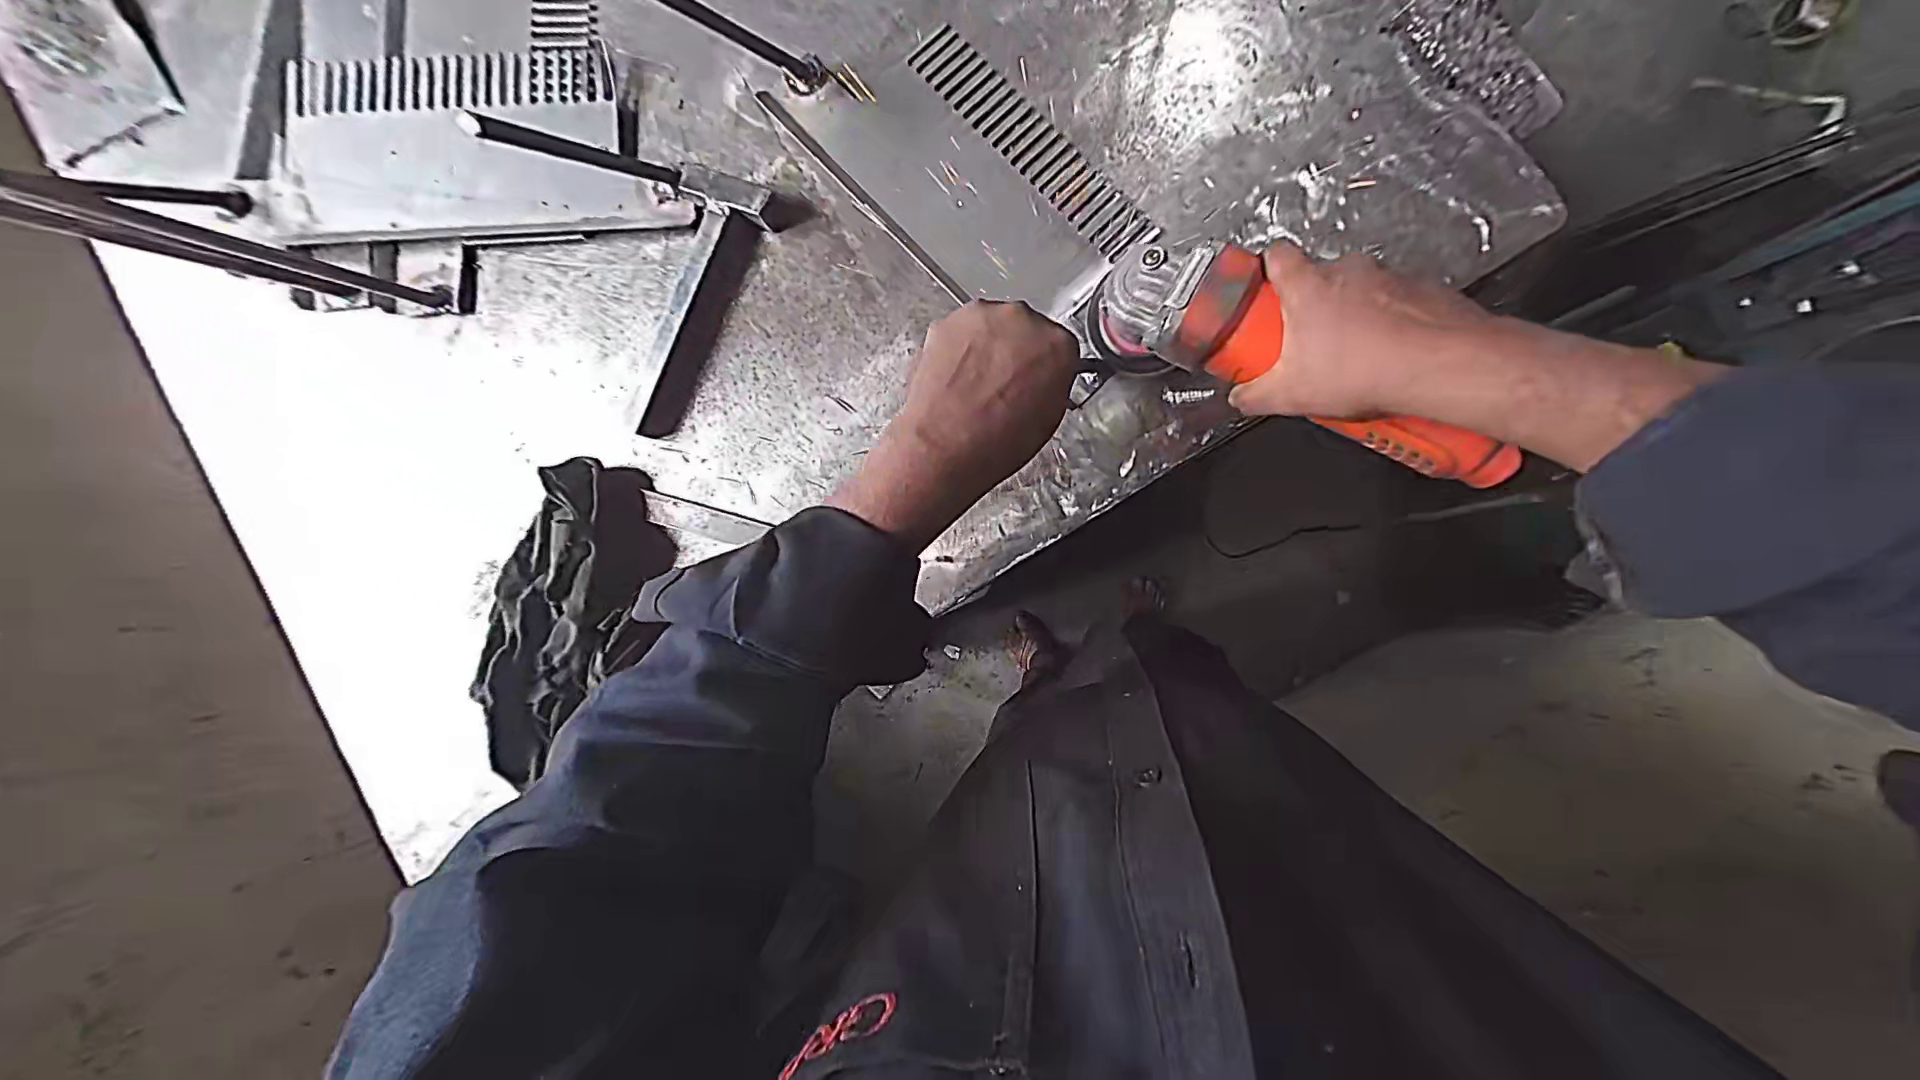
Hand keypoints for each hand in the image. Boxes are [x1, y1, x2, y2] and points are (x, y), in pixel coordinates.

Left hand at [830, 301, 1078, 549]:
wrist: (938, 451)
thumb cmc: (990, 448)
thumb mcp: (1044, 424)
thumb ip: (1051, 389)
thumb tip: (1043, 380)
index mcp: (1056, 347)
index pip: (1060, 347)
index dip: (1043, 371)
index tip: (1033, 383)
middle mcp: (1020, 321)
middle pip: (1024, 332)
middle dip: (1015, 356)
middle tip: (1002, 390)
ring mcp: (979, 318)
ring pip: (990, 331)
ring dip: (985, 353)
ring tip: (973, 392)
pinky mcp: (944, 325)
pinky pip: (961, 336)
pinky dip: (958, 354)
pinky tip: (954, 386)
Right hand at [1226, 243, 1504, 419]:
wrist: (1442, 368)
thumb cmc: (1369, 369)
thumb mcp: (1289, 395)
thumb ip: (1254, 395)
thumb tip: (1241, 398)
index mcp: (1309, 286)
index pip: (1276, 256)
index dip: (1264, 270)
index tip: (1259, 294)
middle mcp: (1349, 272)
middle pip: (1316, 280)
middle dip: (1305, 310)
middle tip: (1301, 344)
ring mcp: (1388, 278)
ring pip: (1355, 293)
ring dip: (1346, 320)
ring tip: (1345, 360)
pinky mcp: (1422, 292)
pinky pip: (1390, 306)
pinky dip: (1382, 328)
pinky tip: (1379, 360)